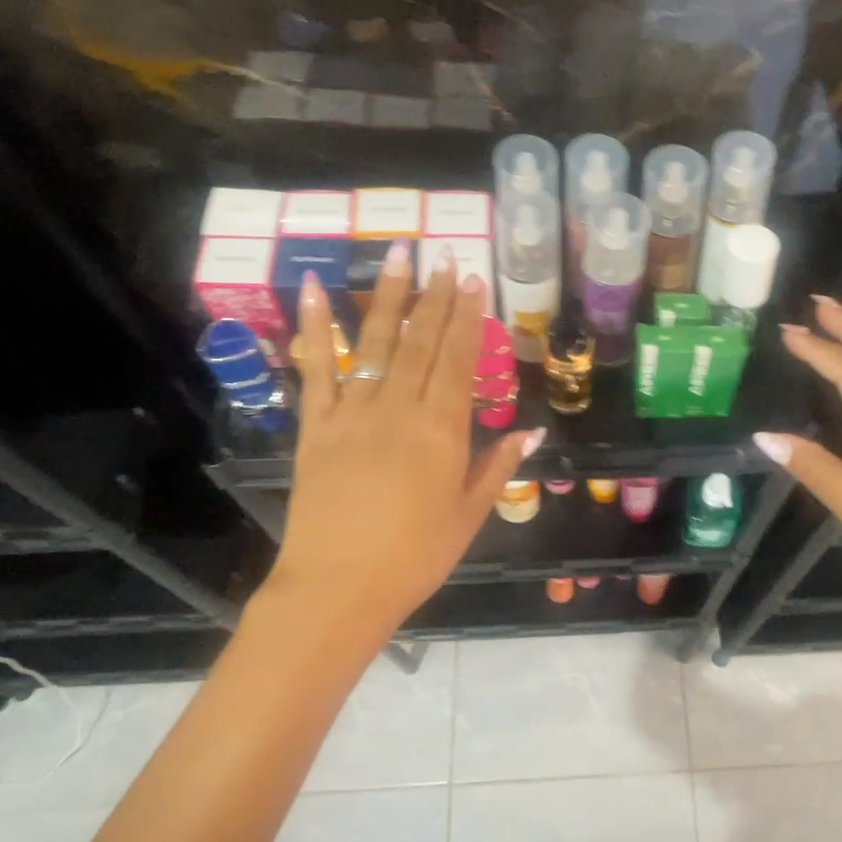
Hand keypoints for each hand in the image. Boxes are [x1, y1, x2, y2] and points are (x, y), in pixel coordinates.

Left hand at [261, 242, 542, 645]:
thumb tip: (529, 431)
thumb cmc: (415, 558)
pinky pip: (316, 368)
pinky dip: (314, 327)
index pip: (459, 360)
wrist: (339, 585)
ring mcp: (353, 413)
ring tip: (398, 256)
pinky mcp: (316, 426)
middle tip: (444, 259)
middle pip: (421, 343)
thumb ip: (497, 468)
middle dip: (435, 299)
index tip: (472, 282)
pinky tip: (311, 289)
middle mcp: (399, 409)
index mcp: (442, 431)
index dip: (467, 319)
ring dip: (387, 297)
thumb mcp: (469, 517)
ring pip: (374, 344)